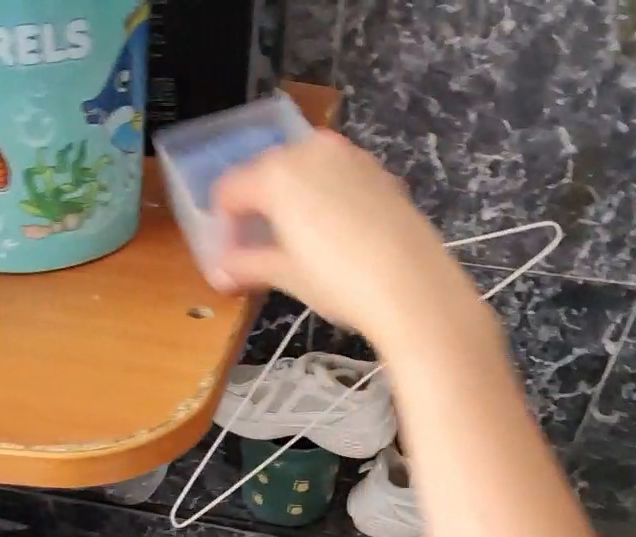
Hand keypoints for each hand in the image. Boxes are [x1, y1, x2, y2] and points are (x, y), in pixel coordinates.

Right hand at [208, 131, 484, 347]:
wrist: (413, 286)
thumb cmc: (340, 281)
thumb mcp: (286, 275)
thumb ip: (247, 265)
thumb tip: (222, 271)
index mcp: (276, 173)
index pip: (229, 191)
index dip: (223, 227)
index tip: (228, 257)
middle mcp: (309, 151)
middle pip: (264, 174)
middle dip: (255, 210)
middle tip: (256, 251)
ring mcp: (347, 156)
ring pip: (302, 172)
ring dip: (289, 202)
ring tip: (294, 245)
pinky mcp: (377, 170)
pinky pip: (334, 177)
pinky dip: (322, 198)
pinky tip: (331, 236)